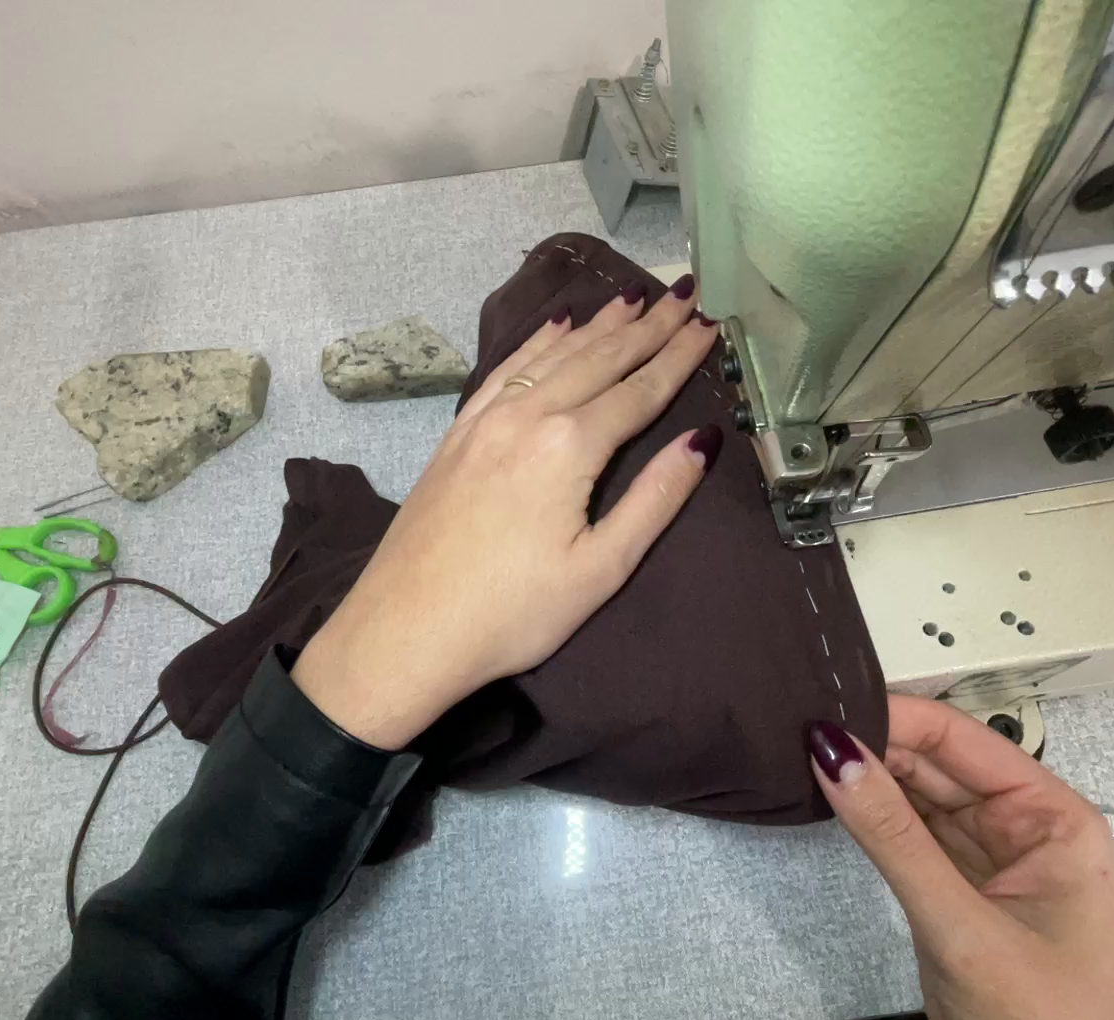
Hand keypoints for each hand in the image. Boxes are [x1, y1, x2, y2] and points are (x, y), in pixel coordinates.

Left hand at [293, 277, 720, 749]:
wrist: (406, 631)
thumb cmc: (512, 613)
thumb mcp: (601, 569)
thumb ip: (655, 500)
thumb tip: (702, 441)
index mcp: (570, 446)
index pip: (640, 390)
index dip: (678, 357)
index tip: (708, 325)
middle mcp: (528, 416)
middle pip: (599, 359)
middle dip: (646, 326)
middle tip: (682, 294)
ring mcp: (486, 420)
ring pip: (552, 357)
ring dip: (596, 326)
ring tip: (630, 298)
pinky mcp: (457, 434)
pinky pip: (506, 371)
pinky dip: (537, 344)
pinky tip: (553, 328)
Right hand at [809, 698, 1113, 1019]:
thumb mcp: (963, 926)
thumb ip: (892, 836)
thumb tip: (834, 753)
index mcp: (1051, 817)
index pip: (960, 739)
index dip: (894, 718)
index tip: (826, 708)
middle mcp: (1019, 826)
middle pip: (934, 762)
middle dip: (872, 744)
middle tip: (801, 728)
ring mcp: (982, 858)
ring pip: (914, 796)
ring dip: (866, 779)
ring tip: (805, 752)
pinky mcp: (950, 888)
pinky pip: (904, 834)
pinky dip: (867, 818)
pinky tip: (832, 797)